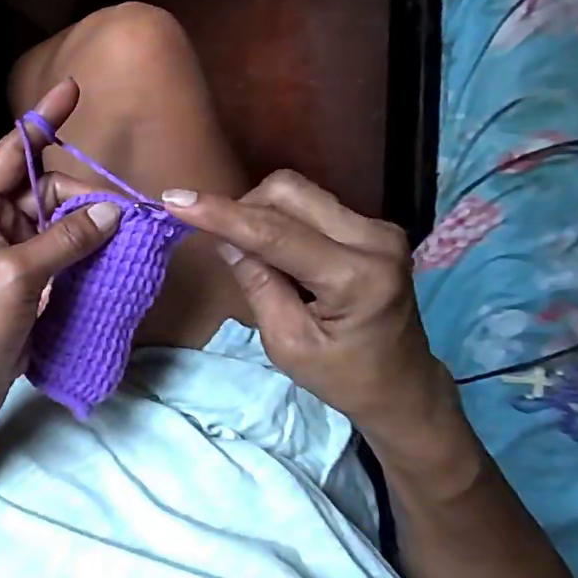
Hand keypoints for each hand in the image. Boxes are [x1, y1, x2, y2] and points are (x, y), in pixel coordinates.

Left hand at [0, 80, 120, 424]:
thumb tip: (114, 211)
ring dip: (92, 221)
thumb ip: (66, 238)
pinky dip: (89, 244)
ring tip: (125, 232)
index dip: (43, 120)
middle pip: (46, 186)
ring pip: (61, 216)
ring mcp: (14, 247)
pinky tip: (114, 248)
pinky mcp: (32, 273)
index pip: (11, 151)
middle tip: (122, 214)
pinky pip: (65, 245)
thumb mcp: (19, 274)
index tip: (73, 88)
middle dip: (84, 192)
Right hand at [160, 171, 465, 466]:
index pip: (275, 233)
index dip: (221, 214)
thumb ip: (258, 285)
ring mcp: (377, 229)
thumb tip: (226, 241)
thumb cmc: (342, 376)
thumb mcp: (287, 342)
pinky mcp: (371, 228)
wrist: (402, 385)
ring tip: (255, 258)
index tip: (175, 199)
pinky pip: (310, 205)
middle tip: (223, 244)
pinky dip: (278, 221)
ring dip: (259, 214)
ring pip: (297, 193)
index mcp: (356, 278)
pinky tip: (277, 256)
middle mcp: (374, 239)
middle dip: (242, 209)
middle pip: (288, 192)